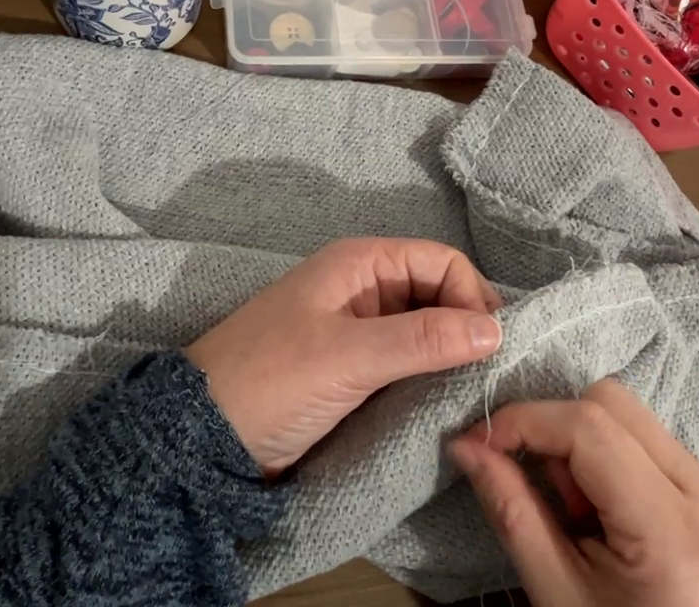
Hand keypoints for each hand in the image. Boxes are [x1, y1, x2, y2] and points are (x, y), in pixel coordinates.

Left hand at [186, 236, 503, 476]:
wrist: (202, 435)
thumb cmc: (271, 380)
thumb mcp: (348, 356)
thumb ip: (422, 339)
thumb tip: (496, 330)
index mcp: (360, 263)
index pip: (441, 262)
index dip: (473, 297)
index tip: (495, 348)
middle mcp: (364, 287)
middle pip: (437, 293)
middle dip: (468, 325)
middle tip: (496, 375)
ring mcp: (358, 328)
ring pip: (425, 328)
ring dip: (452, 353)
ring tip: (481, 390)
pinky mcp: (354, 367)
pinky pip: (406, 359)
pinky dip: (430, 374)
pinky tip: (448, 399)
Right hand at [450, 380, 698, 606]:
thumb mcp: (554, 591)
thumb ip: (510, 508)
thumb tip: (464, 444)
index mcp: (672, 531)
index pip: (589, 427)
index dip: (525, 420)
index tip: (479, 441)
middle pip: (611, 403)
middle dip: (557, 430)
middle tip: (547, 493)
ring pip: (628, 413)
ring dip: (582, 441)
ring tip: (578, 508)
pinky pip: (646, 437)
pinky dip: (608, 454)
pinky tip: (603, 508)